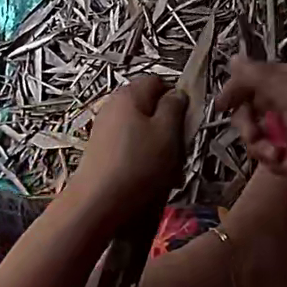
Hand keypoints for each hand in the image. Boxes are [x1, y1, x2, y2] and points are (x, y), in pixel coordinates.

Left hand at [70, 75, 186, 220]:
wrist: (98, 204)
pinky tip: (152, 180)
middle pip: (149, 107)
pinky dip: (144, 160)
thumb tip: (177, 94)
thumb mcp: (167, 132)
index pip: (158, 81)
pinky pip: (131, 148)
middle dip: (168, 126)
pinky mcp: (101, 152)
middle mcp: (113, 106)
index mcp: (129, 94)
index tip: (187, 119)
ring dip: (159, 147)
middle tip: (180, 149)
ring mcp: (105, 129)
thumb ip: (175, 107)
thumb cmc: (138, 164)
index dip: (176, 97)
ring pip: (142, 130)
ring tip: (169, 171)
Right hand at [215, 58, 286, 199]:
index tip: (221, 106)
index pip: (253, 76)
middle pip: (249, 107)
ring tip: (279, 158)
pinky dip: (275, 162)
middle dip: (249, 126)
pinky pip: (267, 154)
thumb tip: (234, 58)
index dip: (235, 89)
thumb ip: (262, 77)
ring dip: (263, 149)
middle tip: (254, 137)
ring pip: (256, 134)